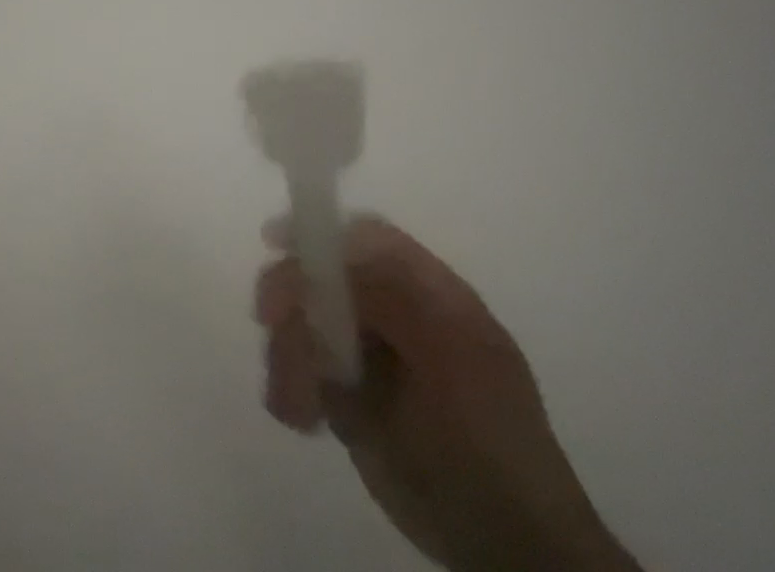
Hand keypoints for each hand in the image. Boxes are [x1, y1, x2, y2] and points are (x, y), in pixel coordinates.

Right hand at [255, 215, 638, 571]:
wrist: (502, 542)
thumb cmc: (485, 442)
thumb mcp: (450, 358)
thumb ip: (392, 300)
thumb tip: (326, 258)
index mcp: (431, 298)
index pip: (369, 241)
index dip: (324, 234)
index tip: (275, 245)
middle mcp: (394, 318)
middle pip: (322, 280)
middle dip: (294, 304)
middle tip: (272, 331)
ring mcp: (367, 359)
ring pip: (300, 327)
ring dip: (286, 356)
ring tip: (299, 405)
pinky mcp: (344, 399)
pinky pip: (297, 373)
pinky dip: (287, 388)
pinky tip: (301, 417)